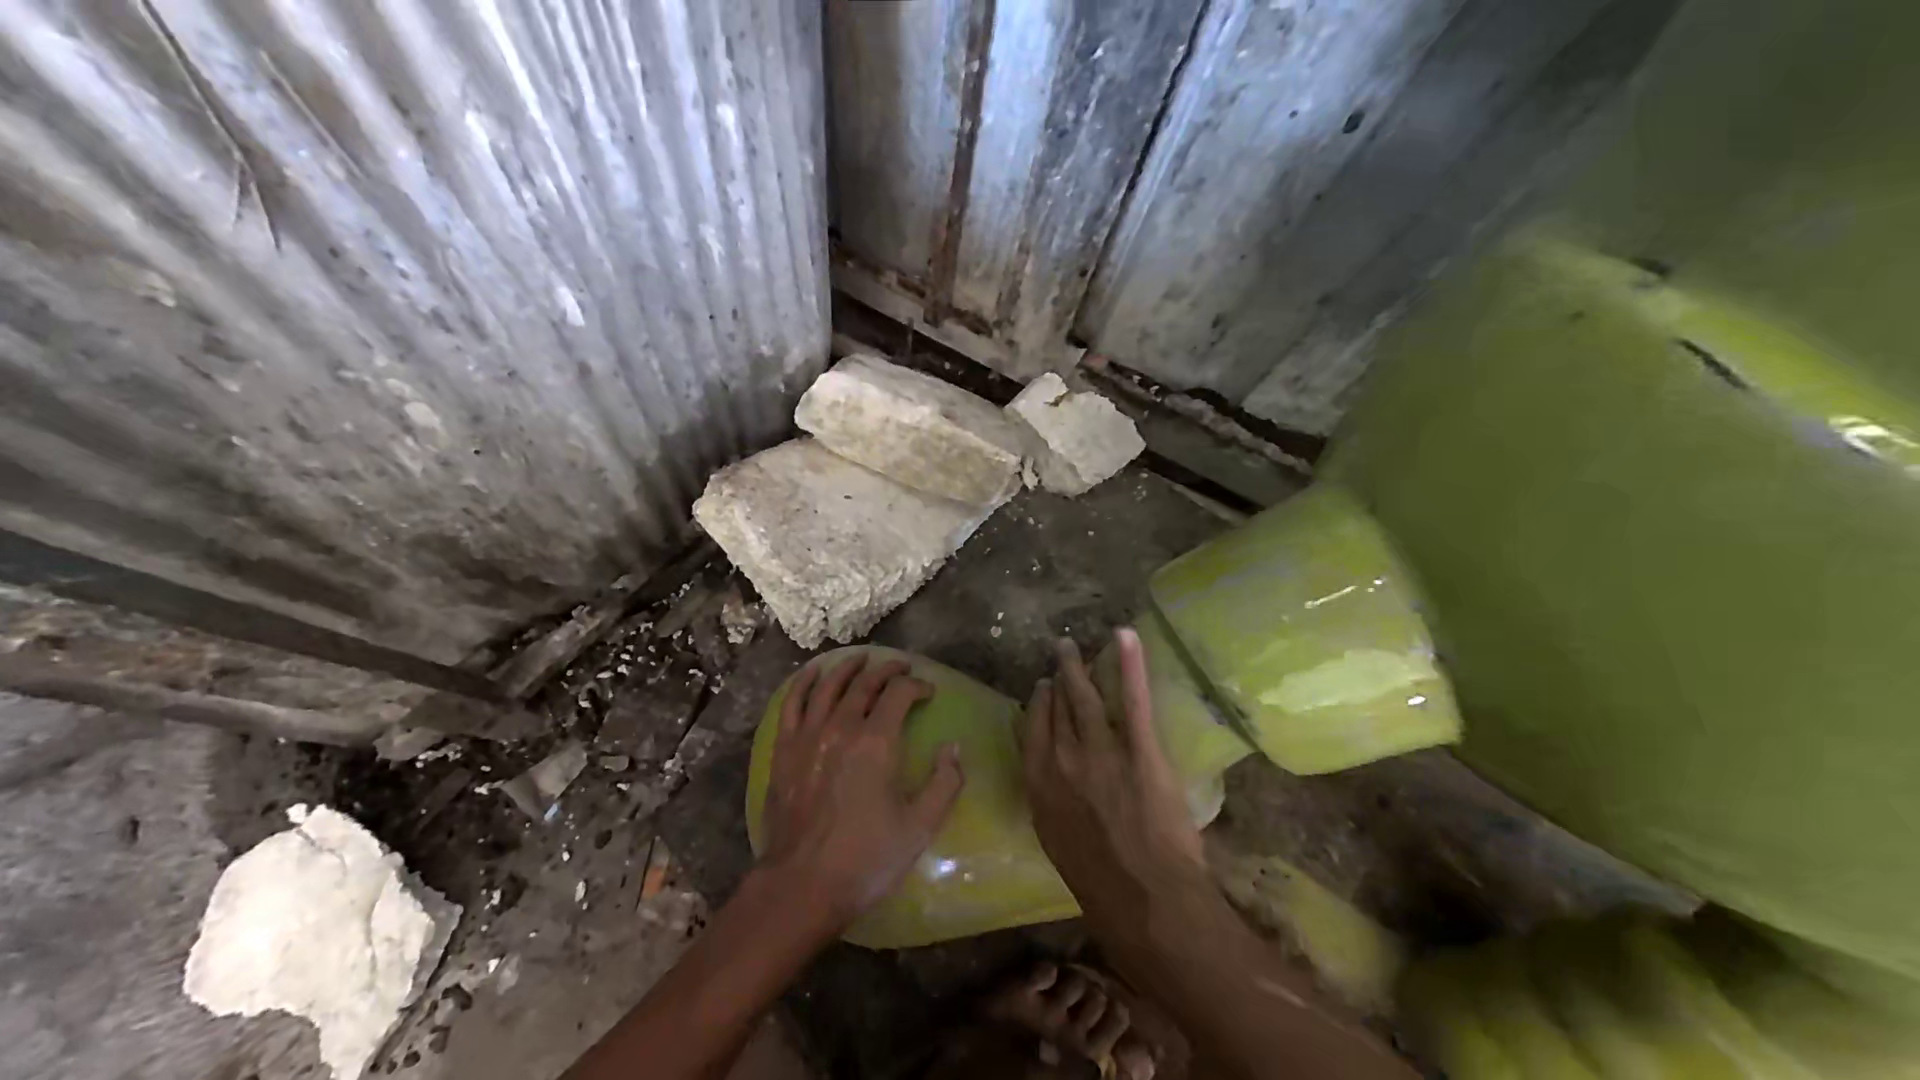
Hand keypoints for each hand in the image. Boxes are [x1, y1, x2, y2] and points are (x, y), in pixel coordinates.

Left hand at [760, 654, 965, 925]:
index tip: (928, 693)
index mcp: (877, 742)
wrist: (802, 884)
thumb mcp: (920, 827)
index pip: (899, 694)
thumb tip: (953, 747)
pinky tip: (812, 674)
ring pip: (827, 685)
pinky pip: (791, 704)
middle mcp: (841, 727)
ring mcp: (807, 736)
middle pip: (864, 683)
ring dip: (847, 667)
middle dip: (886, 670)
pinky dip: (803, 683)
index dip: (917, 686)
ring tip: (860, 659)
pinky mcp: (784, 750)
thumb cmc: (866, 858)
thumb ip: (945, 782)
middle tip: (901, 668)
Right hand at [1022, 629, 1206, 930]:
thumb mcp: (1057, 840)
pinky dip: (1129, 664)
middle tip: (1059, 654)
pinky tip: (1125, 636)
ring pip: (1085, 697)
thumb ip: (1050, 800)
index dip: (1037, 705)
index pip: (1033, 730)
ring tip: (1072, 646)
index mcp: (1040, 783)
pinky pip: (1132, 698)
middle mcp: (1063, 759)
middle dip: (1057, 679)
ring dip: (1078, 667)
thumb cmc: (1099, 882)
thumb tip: (1052, 778)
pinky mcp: (1140, 748)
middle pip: (1056, 708)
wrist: (1144, 898)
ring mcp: (1101, 749)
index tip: (1041, 688)